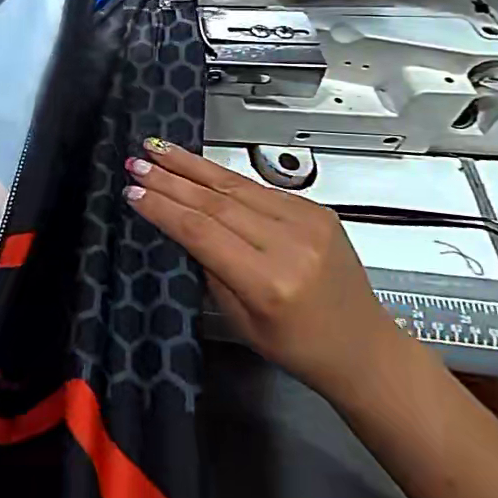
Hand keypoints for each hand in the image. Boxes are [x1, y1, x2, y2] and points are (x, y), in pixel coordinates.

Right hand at [123, 138, 405, 396]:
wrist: (364, 346)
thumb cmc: (300, 347)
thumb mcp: (242, 320)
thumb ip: (211, 268)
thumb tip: (179, 223)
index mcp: (270, 283)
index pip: (203, 232)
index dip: (163, 209)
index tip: (133, 191)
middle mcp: (291, 245)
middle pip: (216, 202)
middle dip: (170, 179)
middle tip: (137, 163)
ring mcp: (308, 221)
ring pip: (235, 185)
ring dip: (191, 166)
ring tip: (158, 150)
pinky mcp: (316, 208)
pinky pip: (258, 188)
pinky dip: (222, 175)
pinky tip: (196, 165)